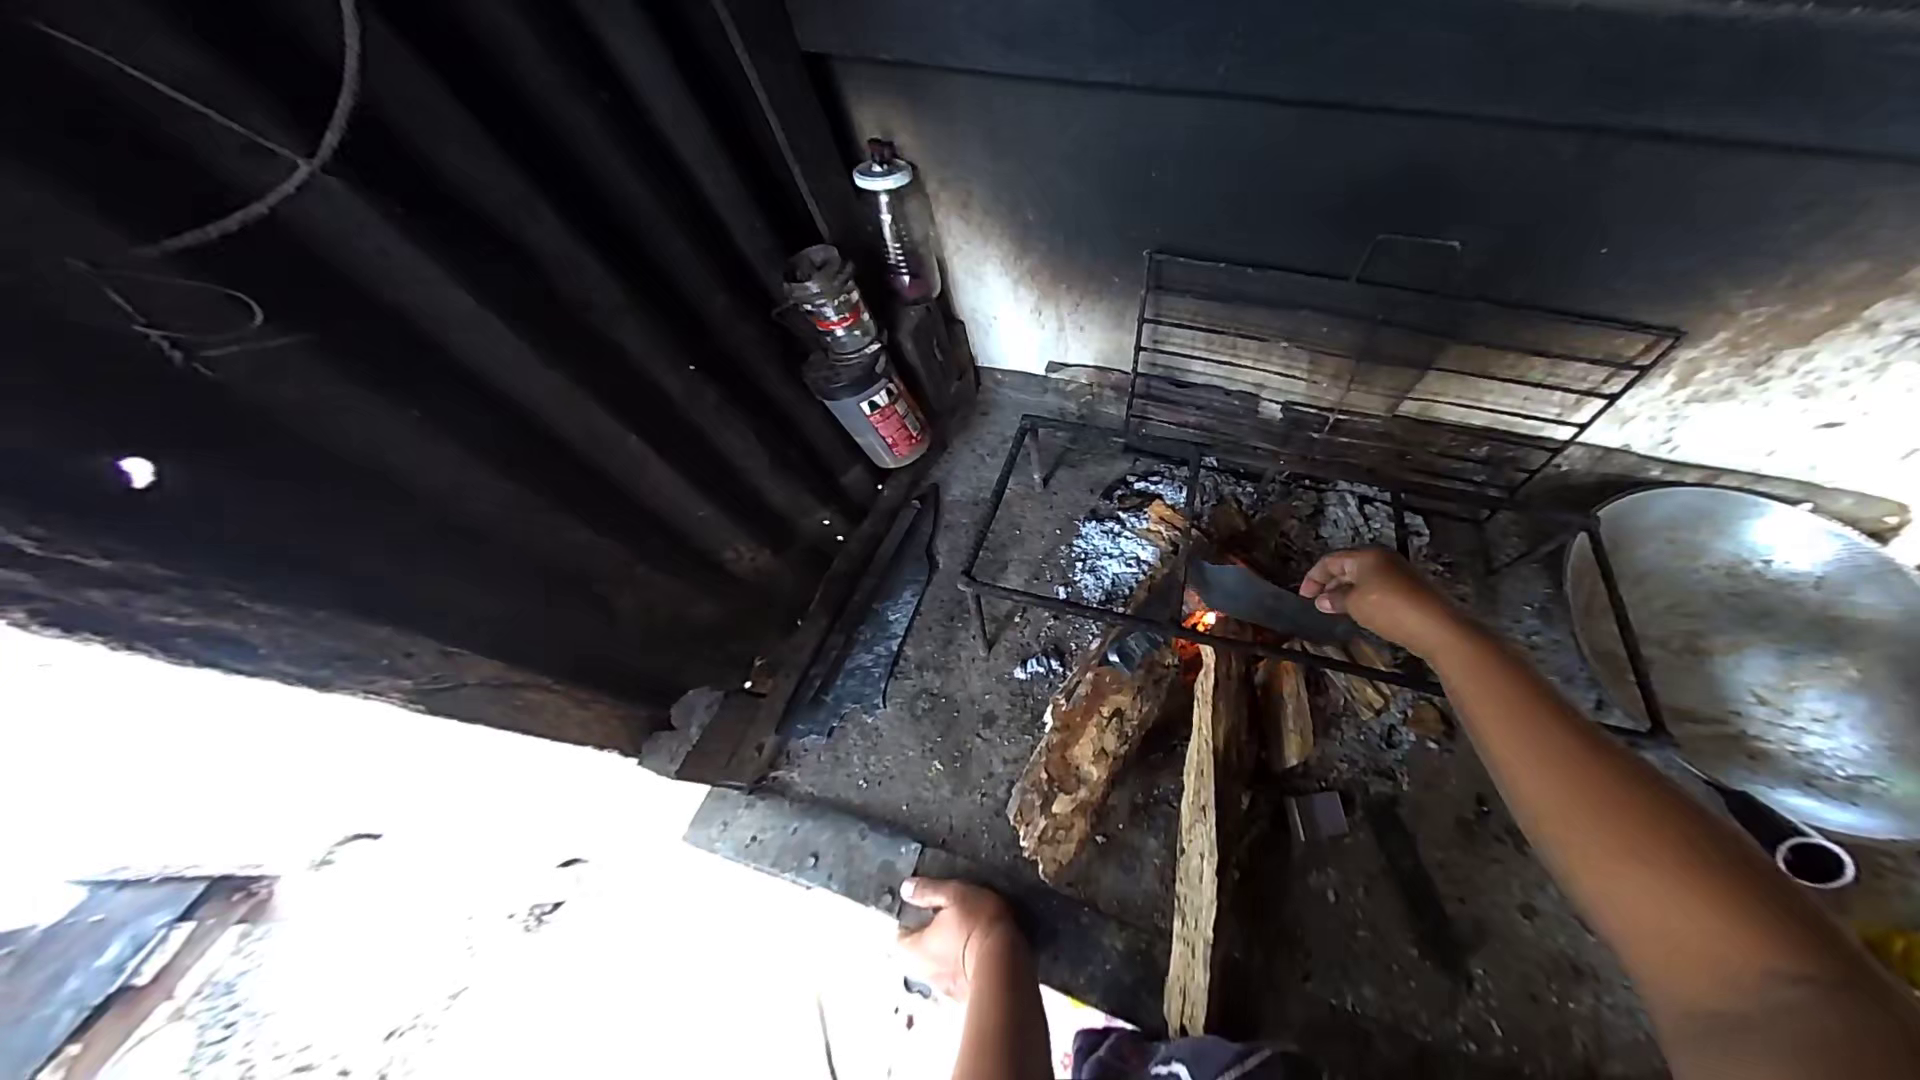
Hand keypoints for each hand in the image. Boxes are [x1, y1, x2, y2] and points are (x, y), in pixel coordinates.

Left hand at [896, 877, 1024, 1002]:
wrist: (1009, 966)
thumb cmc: (977, 924)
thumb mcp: (954, 894)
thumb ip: (927, 891)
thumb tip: (905, 888)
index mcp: (913, 949)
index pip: (899, 936)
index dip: (909, 921)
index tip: (924, 908)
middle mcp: (924, 974)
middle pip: (918, 953)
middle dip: (929, 938)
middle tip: (948, 919)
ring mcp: (945, 991)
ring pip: (939, 967)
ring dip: (947, 954)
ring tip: (966, 935)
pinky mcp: (965, 999)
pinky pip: (958, 980)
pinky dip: (963, 968)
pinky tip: (978, 955)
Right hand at [1299, 547, 1476, 660]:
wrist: (1436, 627)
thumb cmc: (1388, 608)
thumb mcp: (1353, 604)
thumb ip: (1334, 599)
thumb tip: (1322, 601)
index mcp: (1366, 556)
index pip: (1330, 561)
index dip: (1313, 577)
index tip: (1304, 596)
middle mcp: (1382, 559)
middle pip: (1346, 567)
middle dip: (1329, 584)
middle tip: (1318, 602)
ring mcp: (1397, 573)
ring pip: (1361, 578)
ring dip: (1344, 592)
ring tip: (1334, 609)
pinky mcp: (1408, 588)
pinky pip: (1376, 587)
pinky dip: (1361, 597)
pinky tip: (1358, 611)